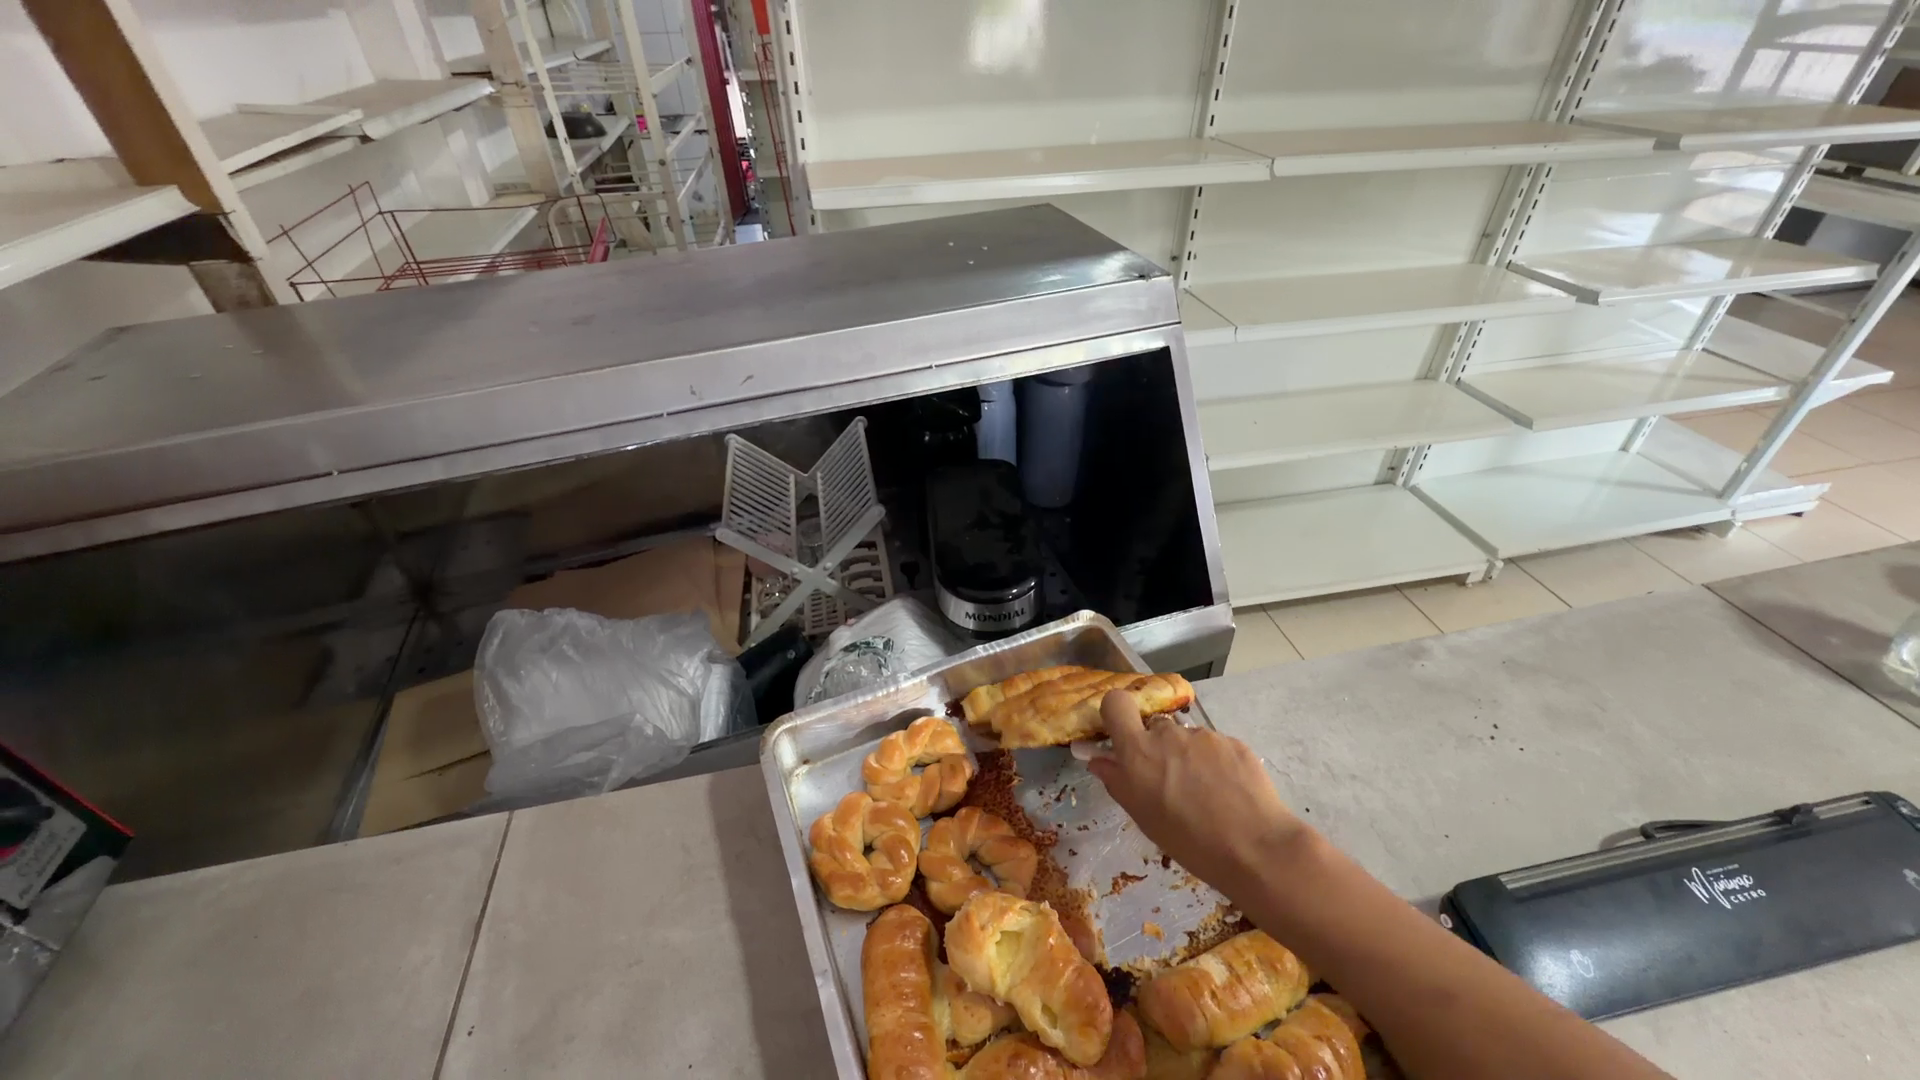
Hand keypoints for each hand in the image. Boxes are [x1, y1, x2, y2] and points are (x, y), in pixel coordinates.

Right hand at [1087, 689, 1308, 890]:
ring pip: (1188, 740)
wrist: (1253, 847)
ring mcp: (1205, 736)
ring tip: (1206, 795)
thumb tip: (1099, 760)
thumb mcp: (1142, 817)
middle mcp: (1169, 734)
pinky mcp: (1234, 742)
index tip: (1122, 736)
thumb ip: (1117, 781)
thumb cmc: (1187, 840)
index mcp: (1139, 751)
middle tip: (1171, 783)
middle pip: (1156, 728)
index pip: (1115, 703)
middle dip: (1159, 748)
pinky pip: (1216, 747)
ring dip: (1189, 758)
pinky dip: (1216, 764)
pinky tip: (1227, 793)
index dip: (1116, 715)